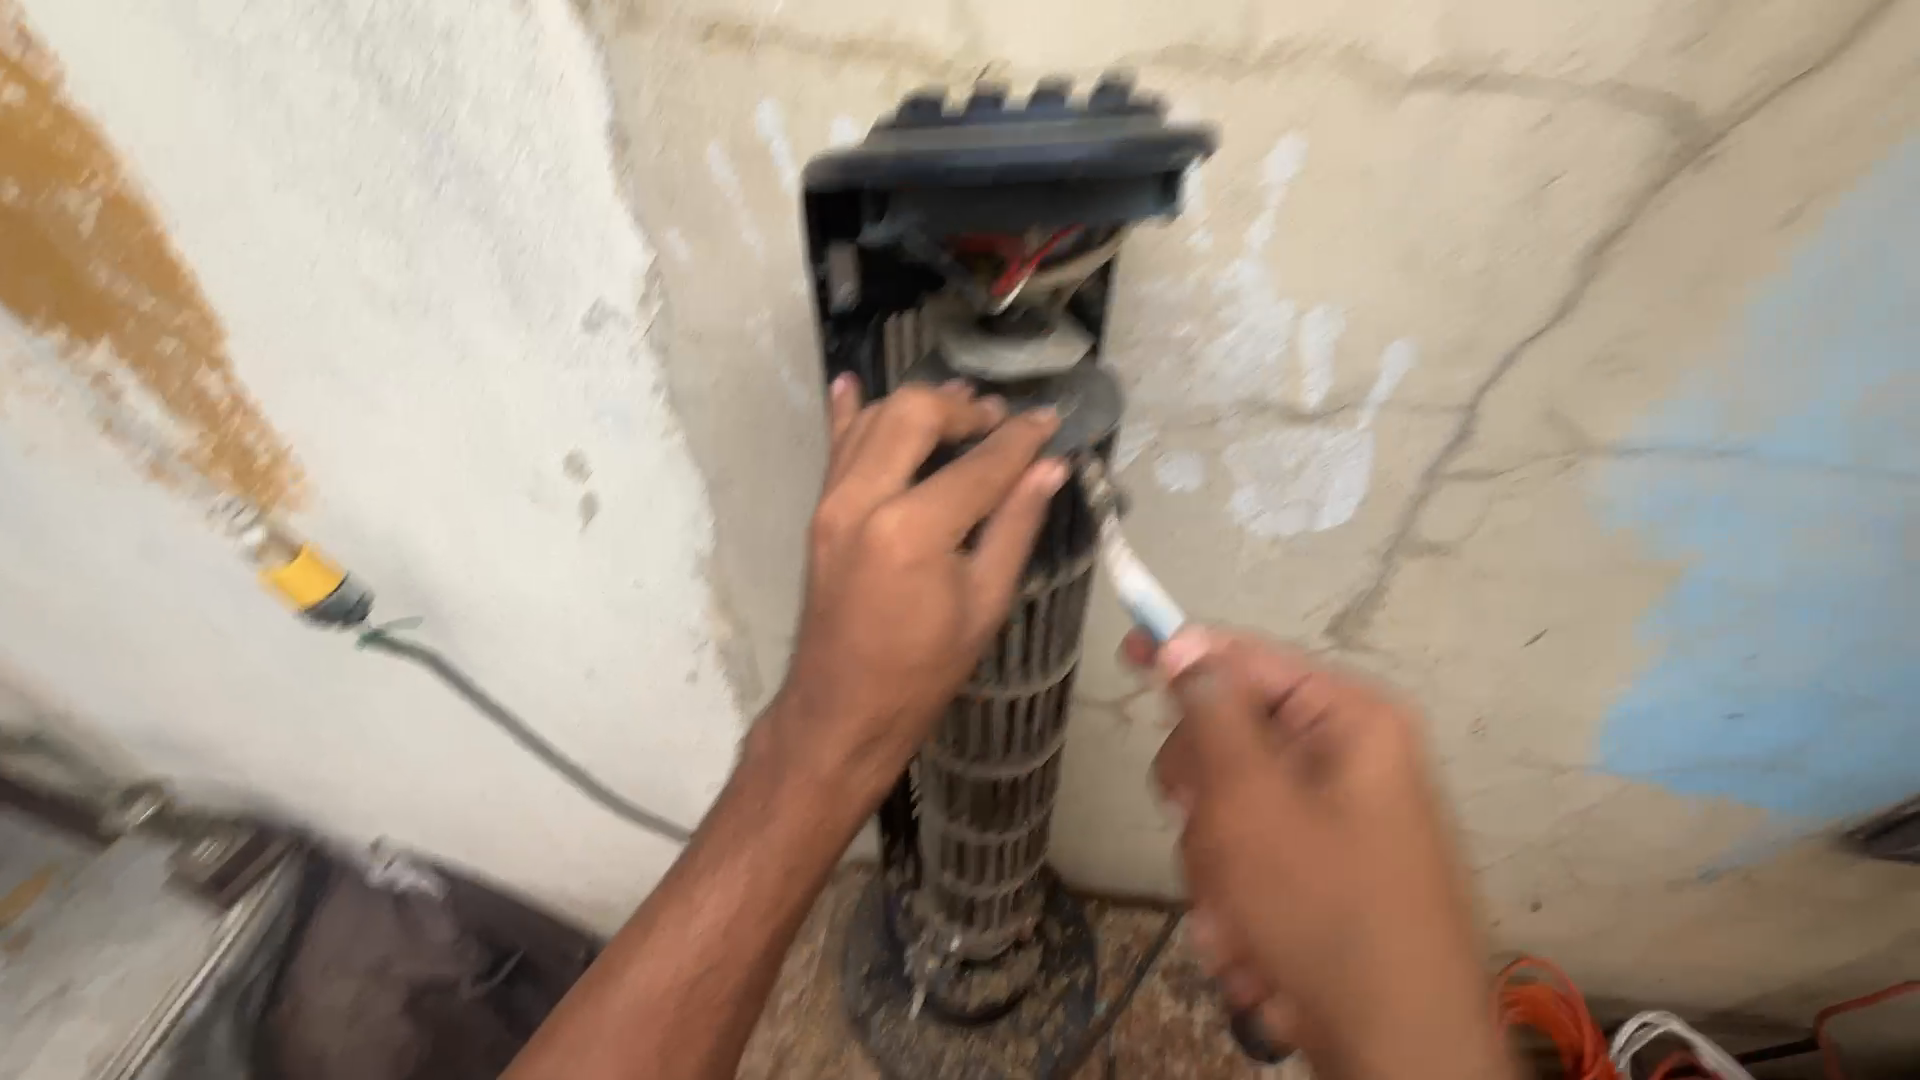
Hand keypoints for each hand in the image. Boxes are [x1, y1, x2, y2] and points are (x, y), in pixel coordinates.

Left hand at [762, 374, 1065, 803]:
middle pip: (915, 414)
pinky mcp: (819, 512)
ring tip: (960, 407)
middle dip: (964, 406)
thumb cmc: (923, 670)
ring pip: (873, 419)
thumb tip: (1050, 468)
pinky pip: (834, 446)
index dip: (1020, 438)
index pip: (979, 464)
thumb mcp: (985, 602)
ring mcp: (831, 502)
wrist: (843, 709)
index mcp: (912, 530)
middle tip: (1000, 421)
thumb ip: (1015, 525)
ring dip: (920, 405)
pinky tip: (852, 382)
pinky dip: (847, 412)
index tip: (1049, 419)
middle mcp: (863, 499)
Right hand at [1125, 627, 1514, 1079]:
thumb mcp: (1251, 799)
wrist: (1400, 1056)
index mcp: (1347, 721)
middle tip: (1204, 831)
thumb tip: (1183, 640)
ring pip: (1226, 804)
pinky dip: (1236, 896)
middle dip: (1202, 799)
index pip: (1245, 659)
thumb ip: (1211, 712)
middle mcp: (1346, 758)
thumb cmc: (1324, 908)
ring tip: (1238, 917)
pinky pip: (1248, 853)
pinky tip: (1254, 945)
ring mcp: (1335, 817)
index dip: (1180, 654)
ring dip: (1214, 861)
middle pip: (1227, 738)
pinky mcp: (1322, 867)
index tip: (1126, 651)